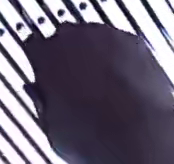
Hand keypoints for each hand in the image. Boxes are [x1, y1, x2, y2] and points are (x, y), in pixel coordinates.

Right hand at [22, 23, 173, 163]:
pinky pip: (122, 44)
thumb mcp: (54, 131)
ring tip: (107, 87)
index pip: (33, 45)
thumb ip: (41, 104)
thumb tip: (39, 96)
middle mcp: (72, 38)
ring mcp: (102, 35)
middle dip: (70, 56)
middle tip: (79, 84)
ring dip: (98, 55)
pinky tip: (127, 82)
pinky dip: (124, 59)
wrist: (139, 138)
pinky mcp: (131, 41)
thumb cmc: (96, 137)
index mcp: (47, 56)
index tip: (44, 70)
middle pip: (65, 38)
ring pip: (95, 39)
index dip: (39, 59)